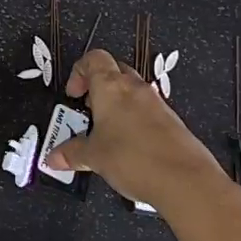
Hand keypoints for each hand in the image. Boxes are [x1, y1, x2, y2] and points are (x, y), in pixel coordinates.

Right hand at [47, 49, 227, 213]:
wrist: (187, 182)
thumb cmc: (133, 158)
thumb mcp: (94, 157)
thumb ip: (72, 153)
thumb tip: (53, 158)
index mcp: (110, 86)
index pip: (93, 58)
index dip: (79, 72)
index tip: (74, 95)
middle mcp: (135, 88)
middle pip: (114, 71)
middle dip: (99, 87)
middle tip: (90, 111)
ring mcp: (158, 104)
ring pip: (133, 92)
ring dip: (120, 105)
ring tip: (110, 133)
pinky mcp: (174, 123)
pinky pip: (150, 112)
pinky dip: (137, 121)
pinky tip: (133, 148)